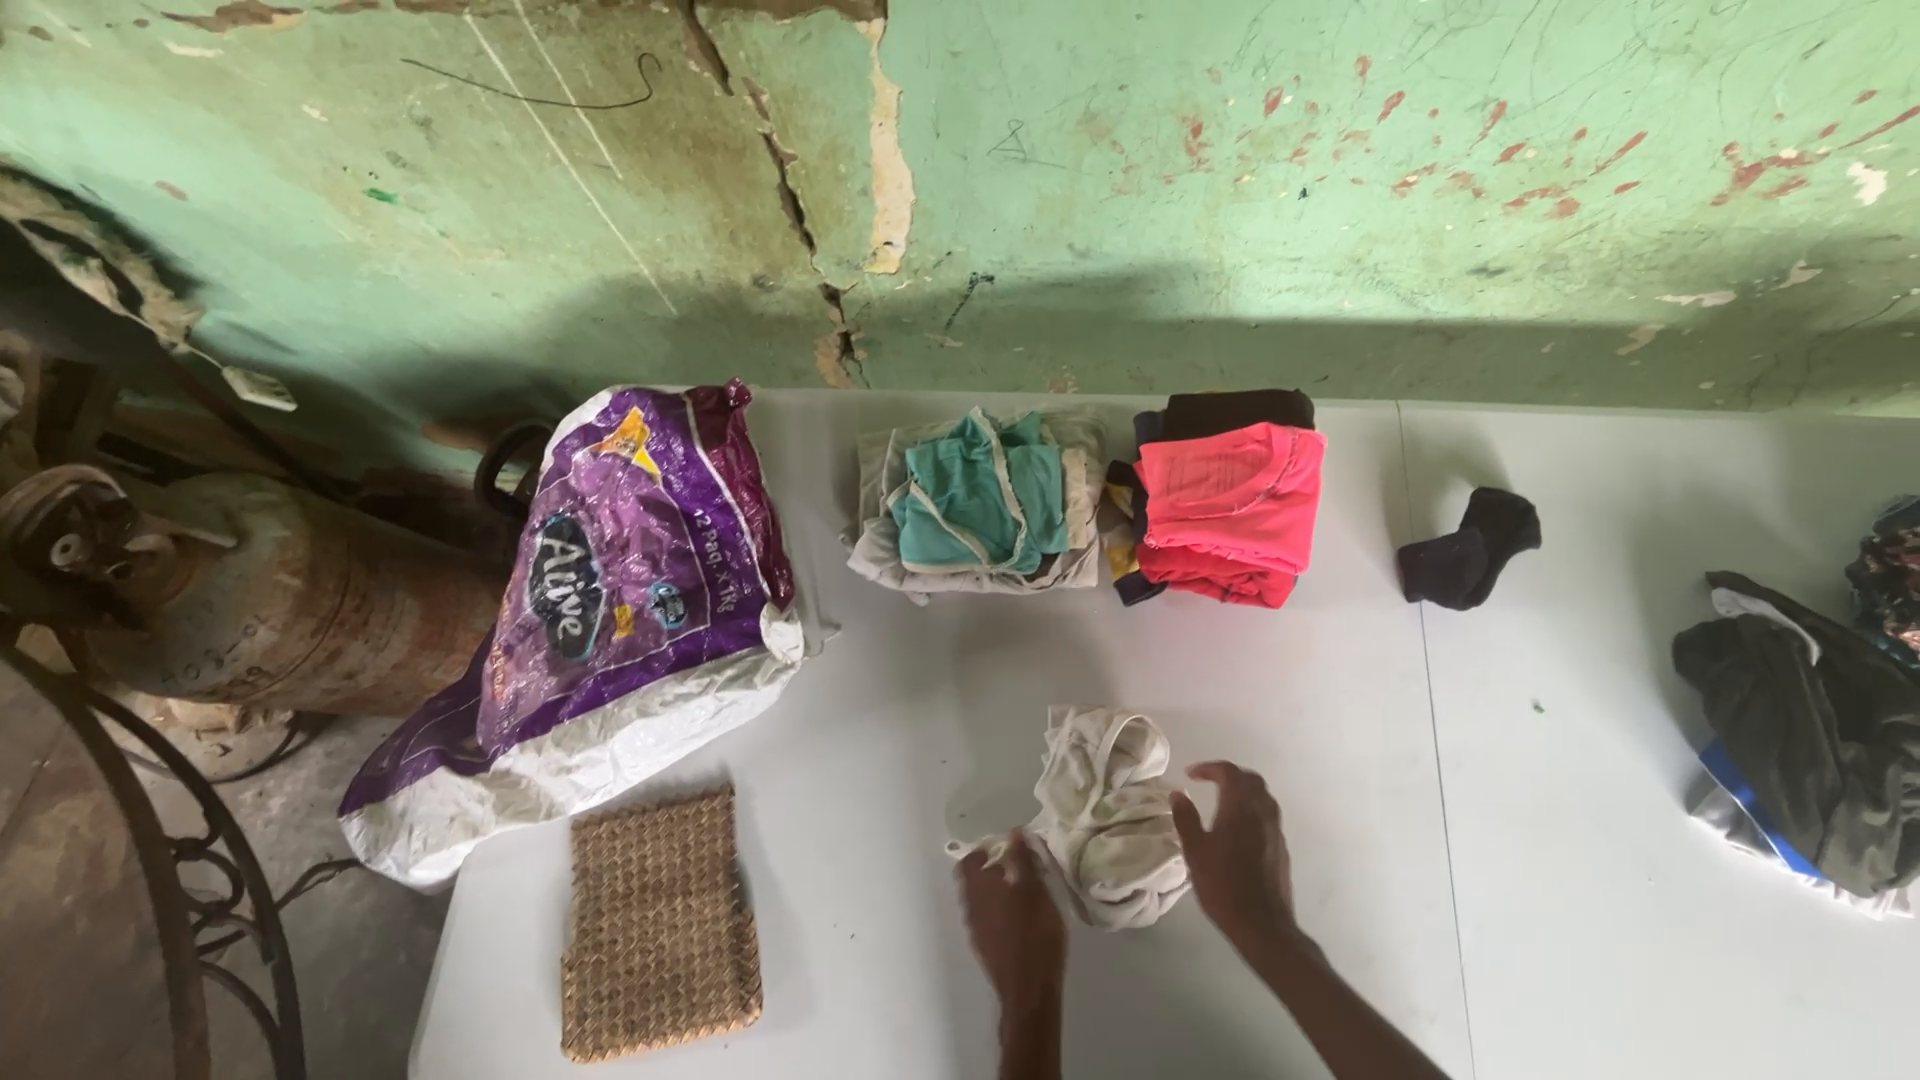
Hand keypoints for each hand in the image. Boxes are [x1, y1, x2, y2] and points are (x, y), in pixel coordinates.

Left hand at [957, 829, 1066, 1011]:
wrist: (1029, 989)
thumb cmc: (1034, 932)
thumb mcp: (1034, 889)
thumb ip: (1022, 860)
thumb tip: (1014, 833)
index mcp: (978, 889)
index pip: (967, 862)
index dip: (981, 853)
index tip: (1001, 850)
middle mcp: (970, 908)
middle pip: (972, 883)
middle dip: (991, 872)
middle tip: (1016, 869)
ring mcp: (976, 932)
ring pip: (980, 904)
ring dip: (995, 894)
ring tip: (1023, 893)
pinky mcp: (986, 950)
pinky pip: (988, 922)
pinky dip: (999, 913)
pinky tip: (1021, 919)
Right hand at [1171, 761, 1297, 951]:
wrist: (1262, 924)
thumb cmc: (1222, 885)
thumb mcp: (1195, 851)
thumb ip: (1186, 818)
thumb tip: (1178, 794)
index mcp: (1240, 809)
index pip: (1229, 773)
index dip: (1209, 768)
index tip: (1191, 774)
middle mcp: (1262, 814)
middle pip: (1252, 780)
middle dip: (1230, 775)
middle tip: (1210, 782)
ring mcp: (1276, 831)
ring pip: (1264, 797)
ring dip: (1244, 791)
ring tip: (1223, 801)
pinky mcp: (1281, 848)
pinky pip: (1268, 816)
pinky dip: (1253, 810)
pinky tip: (1238, 829)